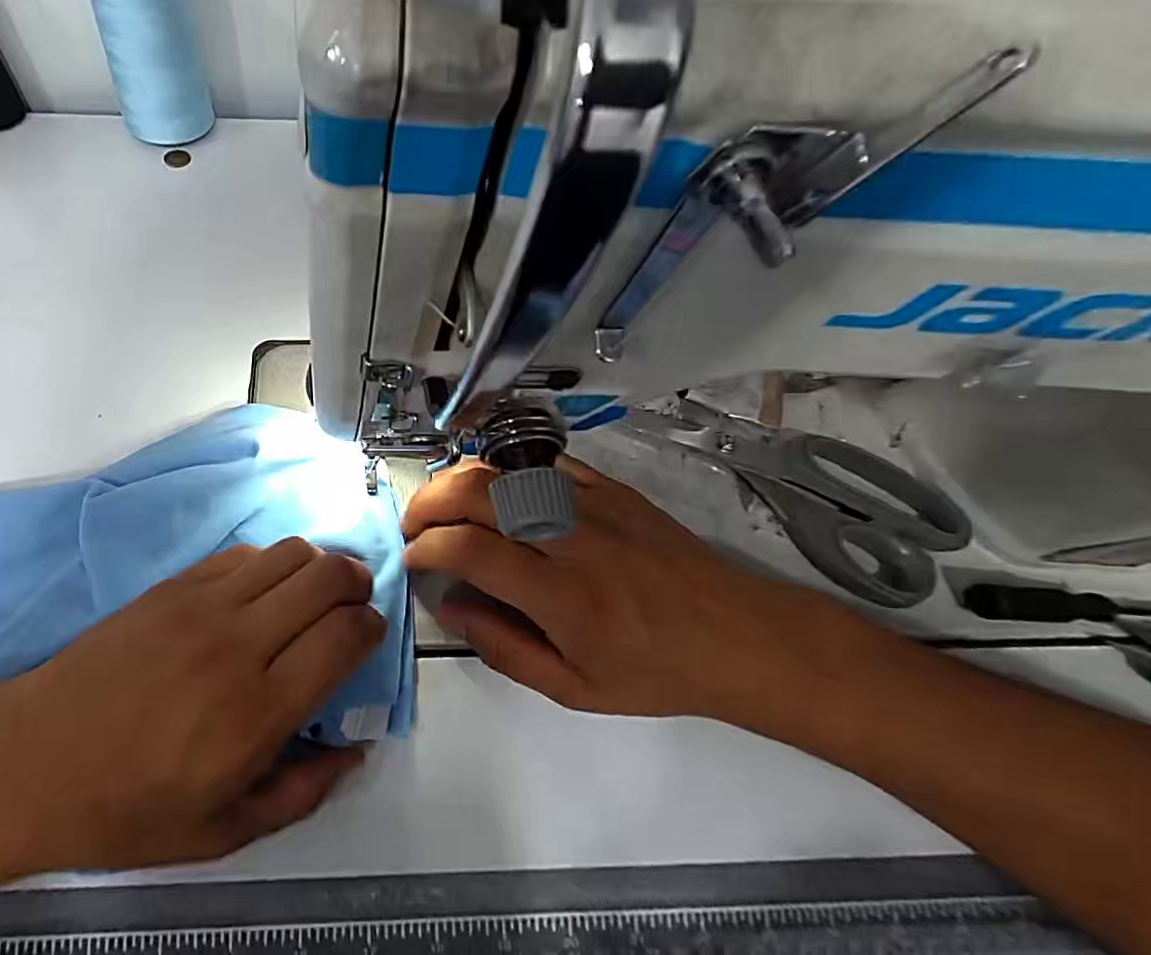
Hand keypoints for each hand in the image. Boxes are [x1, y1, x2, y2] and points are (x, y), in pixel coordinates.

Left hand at [0, 538, 382, 918]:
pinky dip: (268, 564)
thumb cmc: (126, 809)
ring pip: (289, 554)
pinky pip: (240, 555)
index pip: (345, 638)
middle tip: (356, 601)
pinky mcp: (170, 587)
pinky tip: (260, 590)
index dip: (373, 627)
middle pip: (327, 579)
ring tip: (315, 588)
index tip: (371, 633)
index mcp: (258, 712)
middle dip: (357, 583)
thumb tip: (353, 748)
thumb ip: (302, 791)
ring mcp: (200, 606)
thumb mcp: (222, 832)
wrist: (29, 762)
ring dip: (317, 565)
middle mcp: (238, 645)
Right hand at [404, 457, 860, 722]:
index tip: (413, 561)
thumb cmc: (653, 671)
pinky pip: (542, 462)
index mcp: (559, 594)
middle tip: (414, 526)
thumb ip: (503, 647)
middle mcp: (569, 537)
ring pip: (504, 468)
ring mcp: (591, 502)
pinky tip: (495, 489)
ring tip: (443, 504)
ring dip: (458, 479)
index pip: (468, 549)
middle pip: (475, 492)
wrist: (737, 636)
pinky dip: (506, 469)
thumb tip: (451, 607)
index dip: (425, 548)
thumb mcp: (573, 688)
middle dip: (427, 502)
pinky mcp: (610, 486)